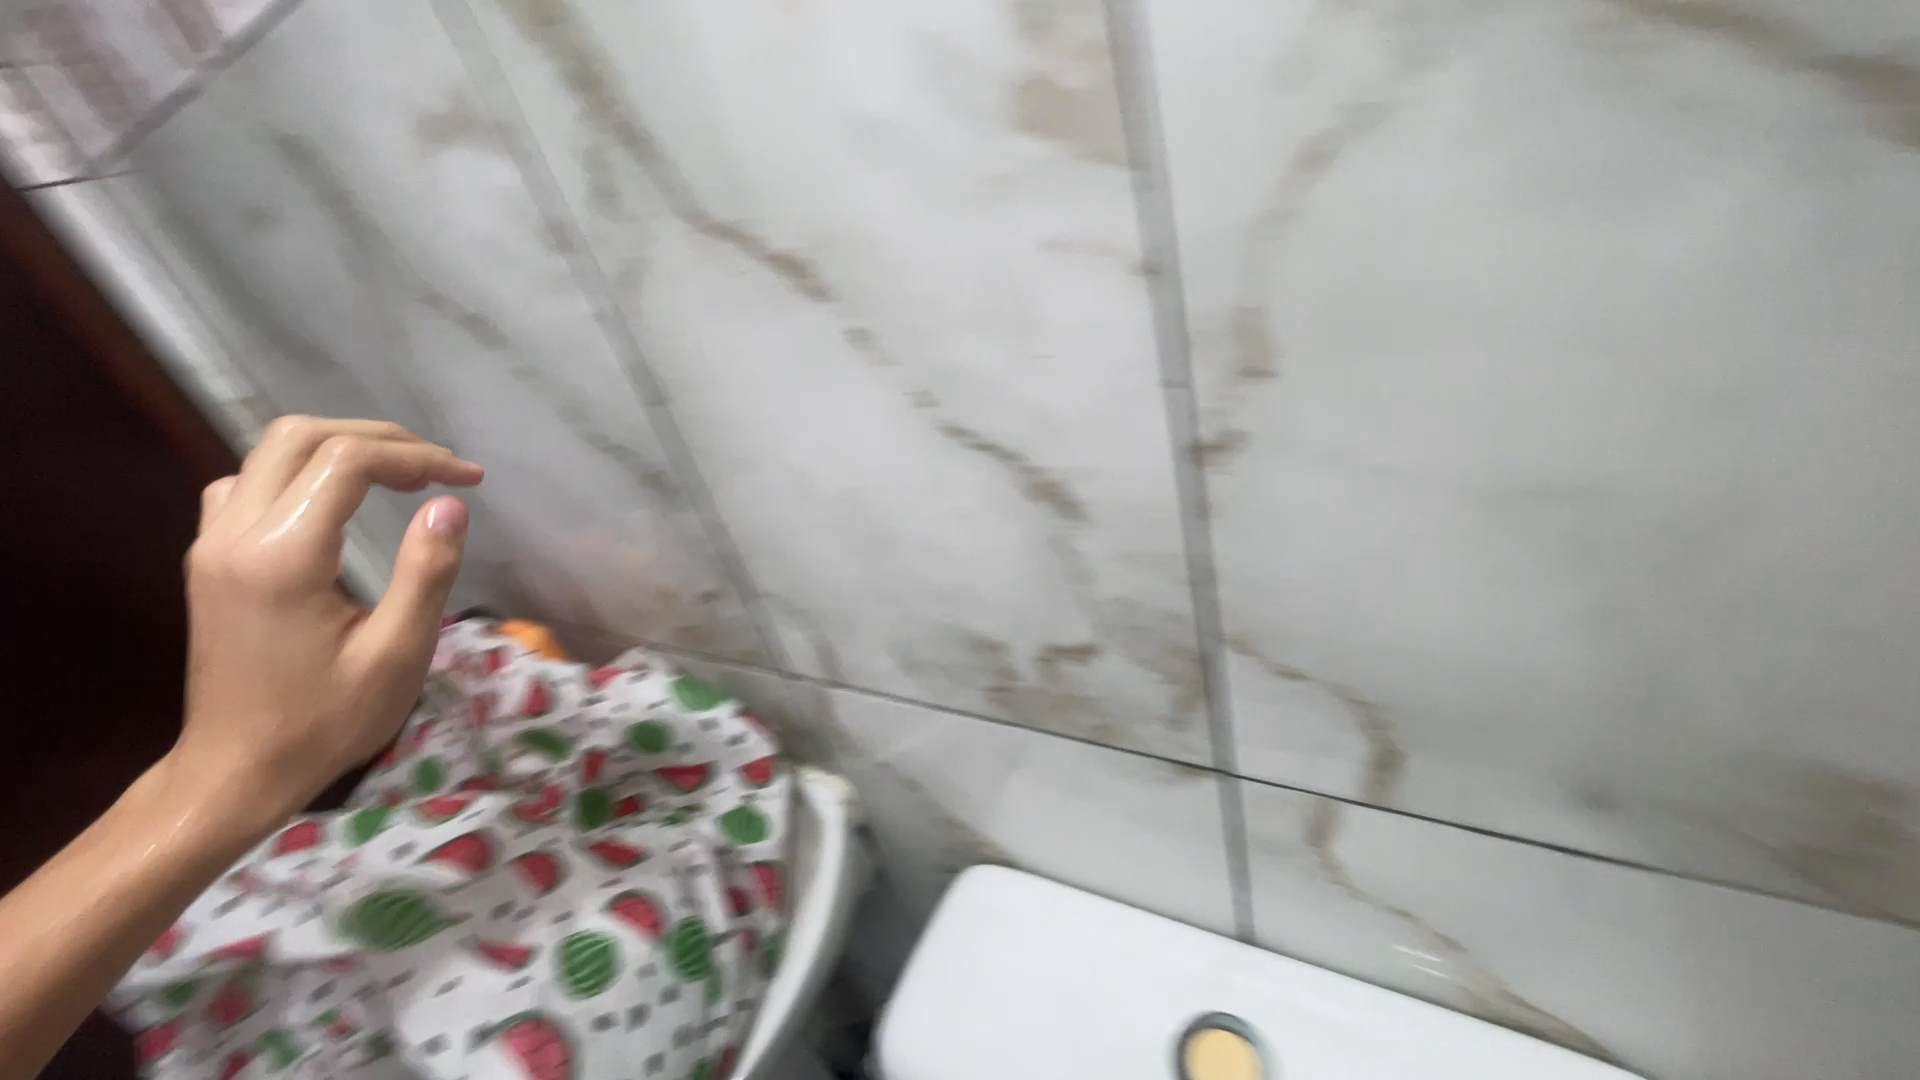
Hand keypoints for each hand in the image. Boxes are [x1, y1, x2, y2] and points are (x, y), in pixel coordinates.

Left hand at [171, 416, 483, 834]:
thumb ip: (426, 571)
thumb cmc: (328, 719)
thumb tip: (450, 504)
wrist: (238, 770)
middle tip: (440, 468)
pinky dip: (304, 471)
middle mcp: (235, 535)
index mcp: (283, 556)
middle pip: (301, 437)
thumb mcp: (399, 652)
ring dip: (342, 447)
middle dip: (381, 440)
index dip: (418, 458)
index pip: (348, 462)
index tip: (471, 479)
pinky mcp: (211, 558)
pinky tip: (339, 501)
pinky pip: (250, 481)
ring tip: (402, 476)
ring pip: (270, 451)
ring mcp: (213, 543)